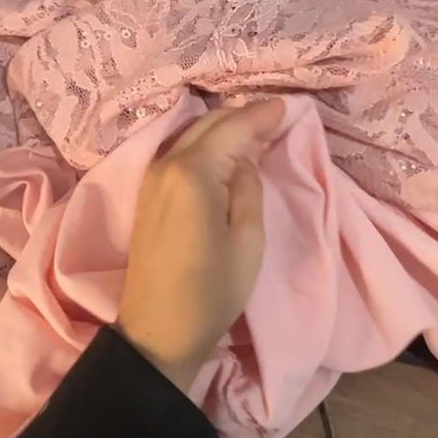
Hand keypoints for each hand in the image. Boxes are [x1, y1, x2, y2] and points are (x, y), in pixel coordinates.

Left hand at [117, 99, 286, 394]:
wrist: (156, 331)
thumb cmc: (210, 291)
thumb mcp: (248, 241)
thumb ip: (249, 189)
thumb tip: (244, 161)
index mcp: (194, 172)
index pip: (233, 128)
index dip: (261, 115)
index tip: (287, 106)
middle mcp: (168, 164)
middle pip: (209, 124)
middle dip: (243, 116)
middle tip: (276, 115)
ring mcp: (153, 177)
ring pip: (193, 134)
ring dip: (224, 127)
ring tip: (255, 129)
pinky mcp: (149, 192)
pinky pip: (182, 151)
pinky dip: (207, 142)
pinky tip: (225, 151)